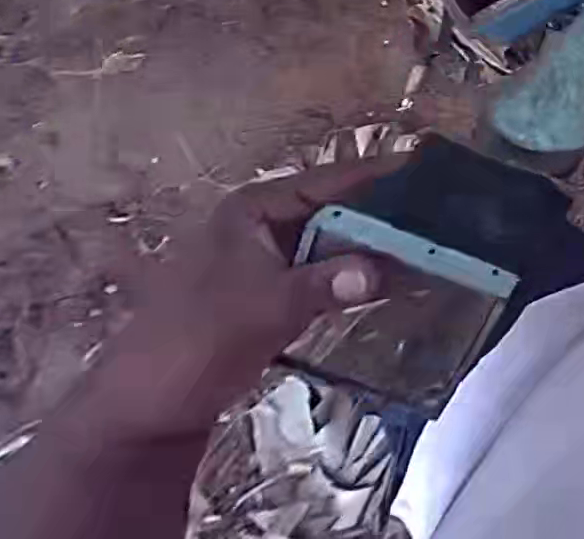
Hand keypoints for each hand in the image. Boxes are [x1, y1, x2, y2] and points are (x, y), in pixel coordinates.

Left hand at [69, 158, 401, 441]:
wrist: (142, 415)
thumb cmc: (194, 341)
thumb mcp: (267, 306)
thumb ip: (330, 281)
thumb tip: (389, 268)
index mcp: (255, 208)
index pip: (332, 178)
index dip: (380, 174)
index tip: (428, 167)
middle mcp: (269, 222)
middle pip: (343, 206)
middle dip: (389, 212)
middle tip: (440, 210)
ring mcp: (276, 255)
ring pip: (343, 238)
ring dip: (381, 244)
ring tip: (433, 239)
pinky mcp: (284, 287)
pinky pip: (337, 267)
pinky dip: (366, 271)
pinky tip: (403, 275)